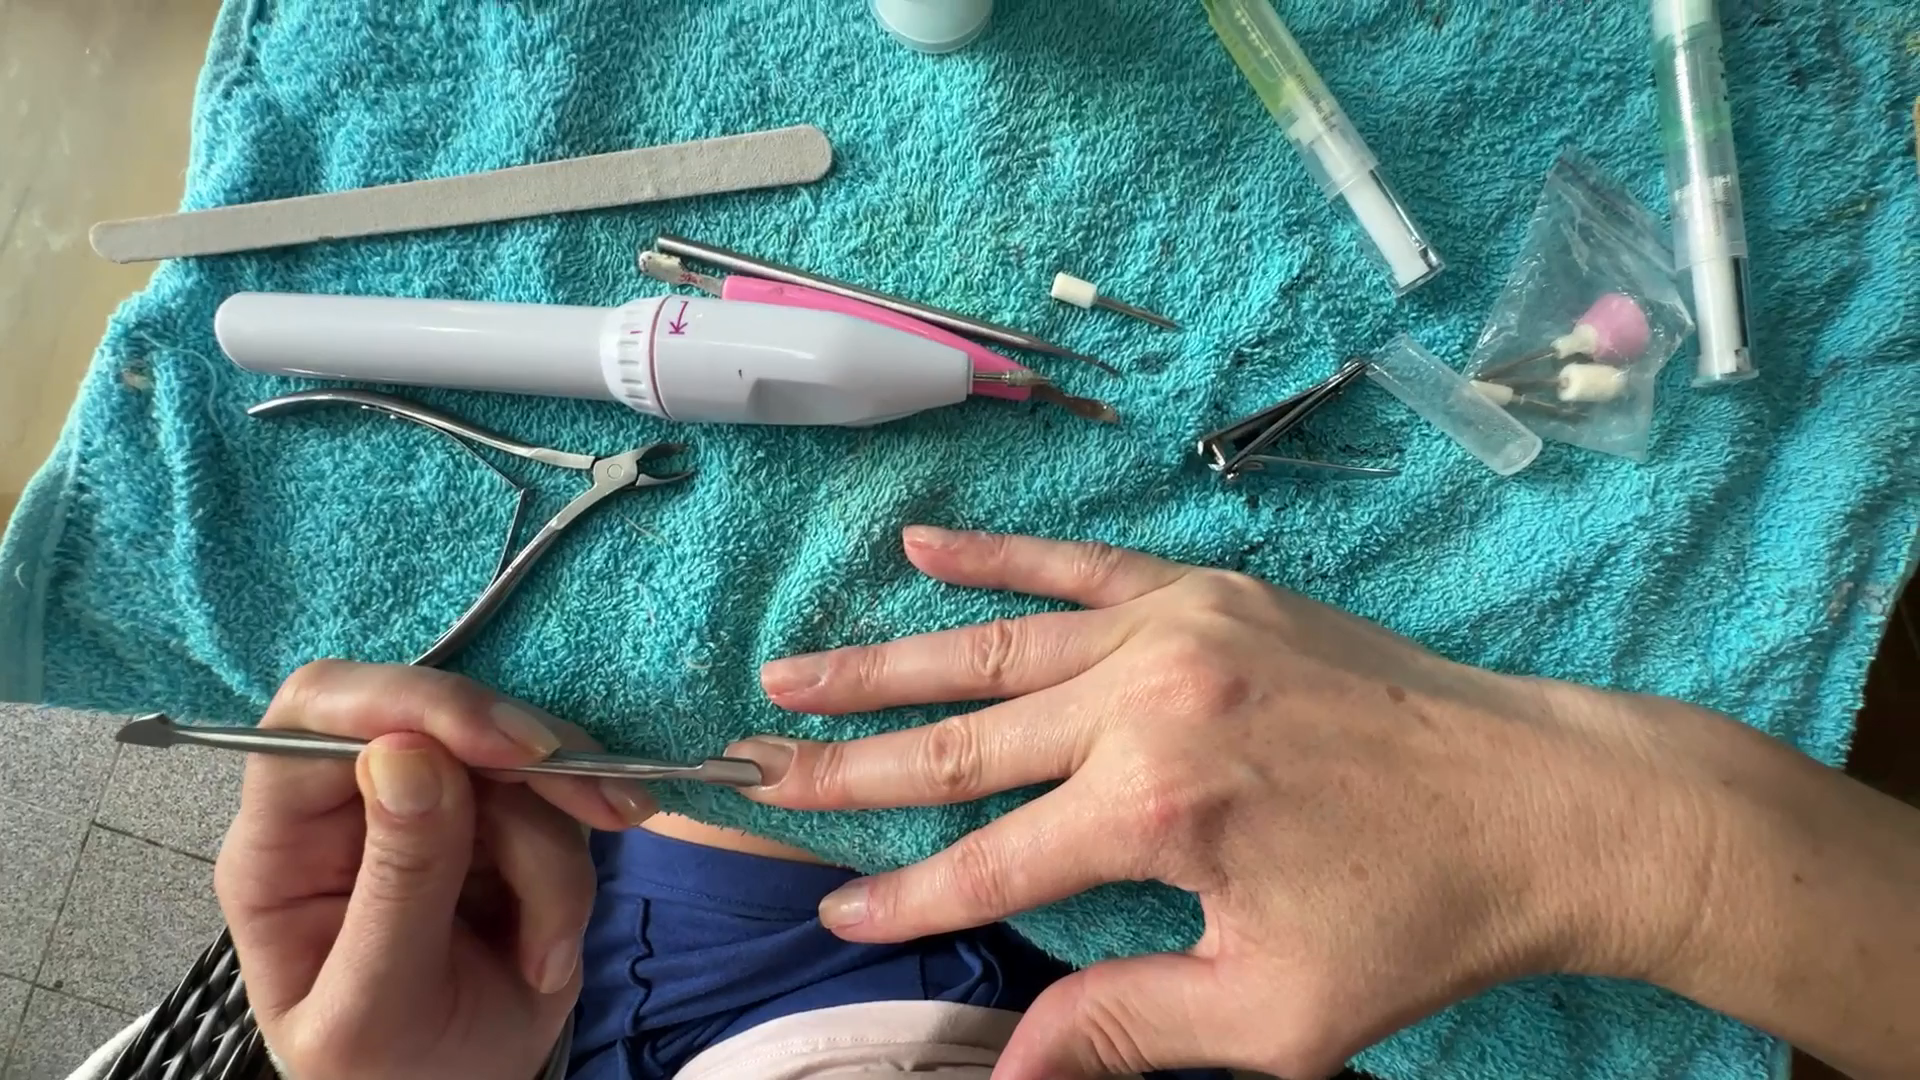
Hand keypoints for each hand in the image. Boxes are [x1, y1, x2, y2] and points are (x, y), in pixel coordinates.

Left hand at [215, 661, 657, 1079]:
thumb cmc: (394, 1068)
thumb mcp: (379, 1003)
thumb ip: (397, 879)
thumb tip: (403, 751)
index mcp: (286, 843)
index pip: (323, 715)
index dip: (414, 704)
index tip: (508, 746)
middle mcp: (364, 802)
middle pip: (455, 723)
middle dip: (537, 770)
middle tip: (604, 814)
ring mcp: (447, 804)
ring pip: (530, 768)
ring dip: (561, 854)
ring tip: (552, 948)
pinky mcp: (514, 815)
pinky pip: (567, 803)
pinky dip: (580, 867)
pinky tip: (558, 938)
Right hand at [727, 528, 1718, 1078]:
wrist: (1539, 797)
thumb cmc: (1415, 917)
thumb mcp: (1275, 1013)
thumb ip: (1126, 1026)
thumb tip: (1004, 1072)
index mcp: (1155, 812)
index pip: (991, 863)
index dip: (907, 894)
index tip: (834, 904)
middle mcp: (1141, 703)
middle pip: (963, 743)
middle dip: (852, 765)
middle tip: (762, 770)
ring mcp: (1165, 628)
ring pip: (992, 648)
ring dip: (886, 664)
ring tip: (797, 671)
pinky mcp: (1196, 588)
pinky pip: (1071, 564)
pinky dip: (991, 557)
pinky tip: (920, 547)